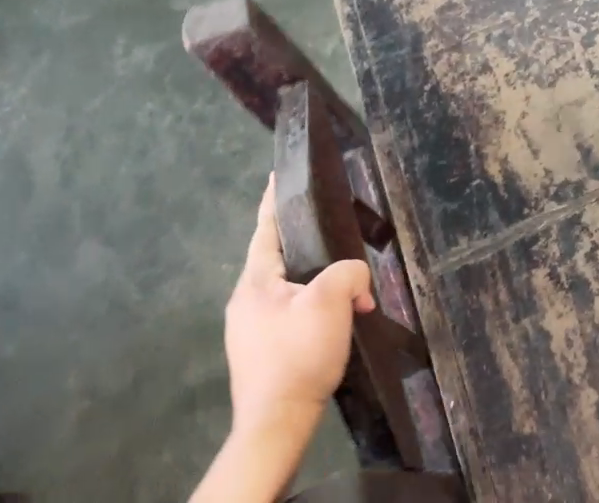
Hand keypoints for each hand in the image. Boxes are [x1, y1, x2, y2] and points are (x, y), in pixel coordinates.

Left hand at [224, 176, 376, 445]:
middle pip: (278, 259)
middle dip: (309, 248)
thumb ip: (347, 272)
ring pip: (288, 289)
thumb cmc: (298, 354)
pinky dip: (313, 307)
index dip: (274, 201)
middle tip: (336, 234)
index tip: (278, 175)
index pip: (266, 229)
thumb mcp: (331, 301)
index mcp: (255, 282)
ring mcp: (249, 330)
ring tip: (348, 285)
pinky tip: (336, 318)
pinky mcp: (260, 353)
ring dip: (317, 283)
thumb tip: (354, 278)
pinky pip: (289, 313)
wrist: (277, 423)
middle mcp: (245, 301)